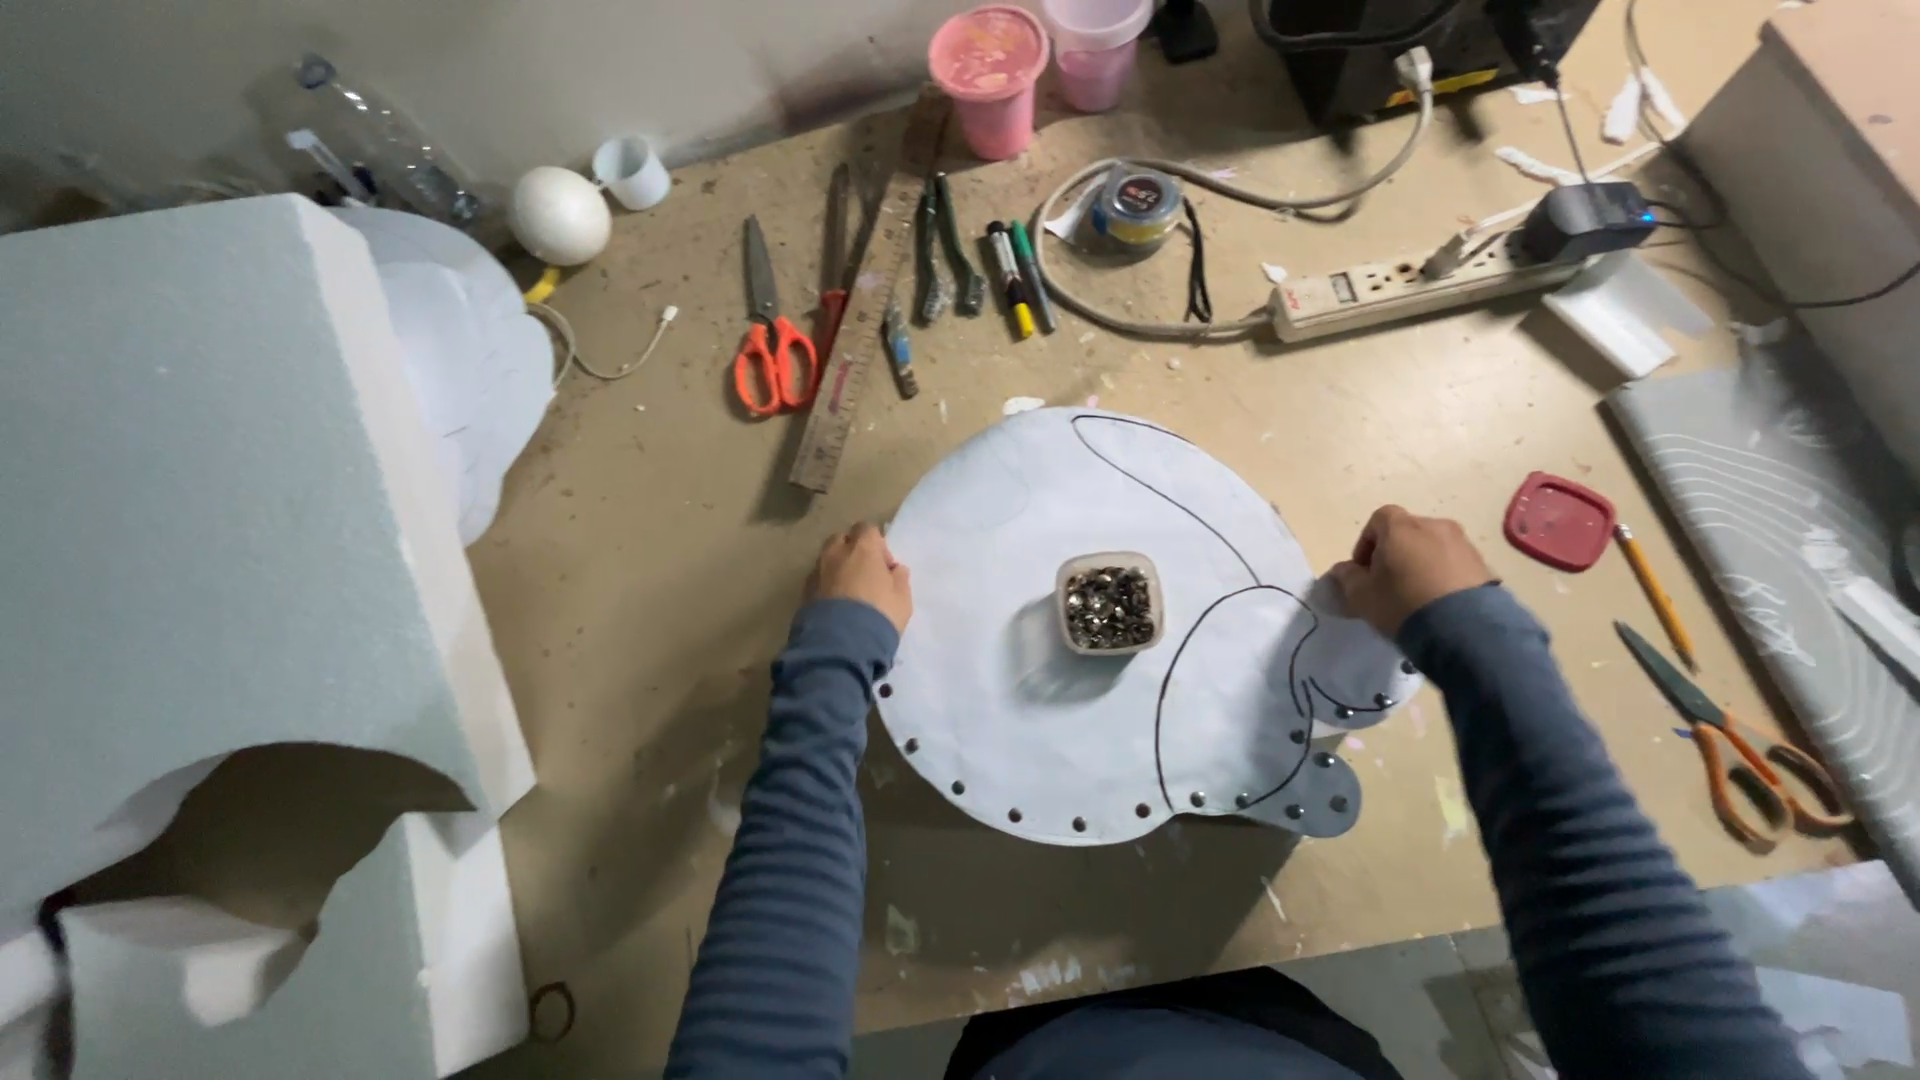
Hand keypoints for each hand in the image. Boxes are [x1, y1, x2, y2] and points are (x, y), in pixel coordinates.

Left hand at [807, 522, 912, 634]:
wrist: (840, 645)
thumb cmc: (878, 616)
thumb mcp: (902, 600)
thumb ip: (900, 579)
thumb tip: (896, 569)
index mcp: (862, 549)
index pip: (867, 529)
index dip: (878, 544)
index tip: (885, 567)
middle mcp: (836, 553)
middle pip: (842, 539)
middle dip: (853, 549)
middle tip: (865, 573)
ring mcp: (816, 571)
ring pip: (827, 558)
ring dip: (838, 567)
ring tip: (849, 591)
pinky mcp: (804, 591)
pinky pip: (818, 578)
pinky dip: (826, 584)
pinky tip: (836, 604)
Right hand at [1329, 505, 1494, 637]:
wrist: (1464, 628)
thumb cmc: (1401, 603)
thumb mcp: (1361, 595)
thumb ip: (1347, 577)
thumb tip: (1343, 569)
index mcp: (1401, 527)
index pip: (1379, 519)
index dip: (1367, 541)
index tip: (1364, 568)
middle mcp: (1434, 526)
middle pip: (1407, 531)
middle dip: (1394, 551)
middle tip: (1388, 581)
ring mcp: (1462, 544)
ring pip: (1432, 546)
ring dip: (1420, 562)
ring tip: (1415, 593)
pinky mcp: (1483, 564)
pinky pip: (1454, 562)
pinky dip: (1442, 574)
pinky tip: (1437, 600)